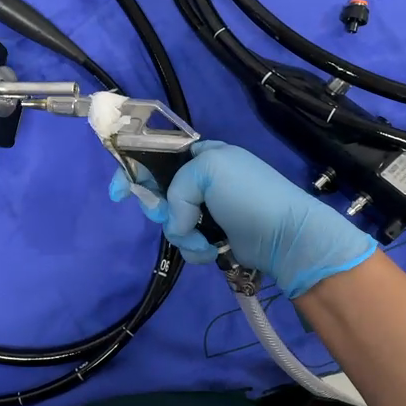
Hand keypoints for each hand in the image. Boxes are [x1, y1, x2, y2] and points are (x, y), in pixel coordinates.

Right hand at [110, 139, 375, 297]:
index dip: (133, 172)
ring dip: (181, 233)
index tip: (118, 194)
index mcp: (201, 155)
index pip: (155, 156)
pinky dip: (193, 248)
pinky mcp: (210, 236)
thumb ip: (175, 188)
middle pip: (157, 193)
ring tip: (202, 239)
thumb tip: (177, 223)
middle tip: (171, 217)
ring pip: (168, 221)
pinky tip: (210, 250)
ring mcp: (205, 210)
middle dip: (161, 208)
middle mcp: (201, 180)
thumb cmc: (249, 195)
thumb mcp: (208, 170)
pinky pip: (184, 241)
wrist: (287, 237)